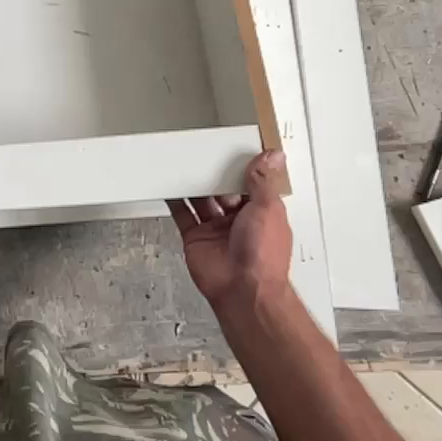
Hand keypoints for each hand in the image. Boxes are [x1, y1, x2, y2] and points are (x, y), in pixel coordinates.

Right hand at [168, 151, 292, 309]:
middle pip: (223, 190)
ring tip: (184, 164)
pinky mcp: (196, 238)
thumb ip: (262, 182)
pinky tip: (169, 187)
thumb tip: (272, 157)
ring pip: (202, 200)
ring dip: (194, 184)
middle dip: (215, 175)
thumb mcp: (268, 208)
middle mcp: (239, 221)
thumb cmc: (263, 258)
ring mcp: (216, 230)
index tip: (234, 151)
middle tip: (204, 154)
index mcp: (262, 213)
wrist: (242, 289)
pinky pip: (182, 214)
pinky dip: (175, 201)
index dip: (243, 169)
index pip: (251, 184)